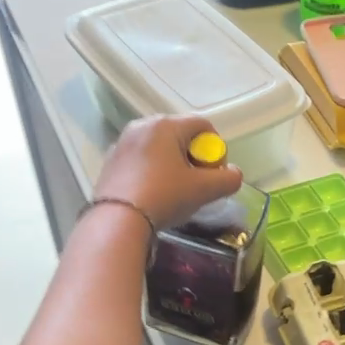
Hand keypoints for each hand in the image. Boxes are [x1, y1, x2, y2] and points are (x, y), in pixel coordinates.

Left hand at [94, 115, 243, 228]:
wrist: (118, 219)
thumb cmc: (164, 196)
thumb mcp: (204, 190)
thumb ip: (228, 179)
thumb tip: (234, 174)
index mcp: (166, 125)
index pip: (203, 125)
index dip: (216, 148)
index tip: (214, 173)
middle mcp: (142, 125)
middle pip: (180, 134)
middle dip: (194, 157)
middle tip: (197, 182)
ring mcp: (123, 142)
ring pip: (159, 147)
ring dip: (174, 164)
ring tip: (175, 190)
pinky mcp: (111, 160)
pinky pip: (141, 159)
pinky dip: (153, 171)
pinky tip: (153, 193)